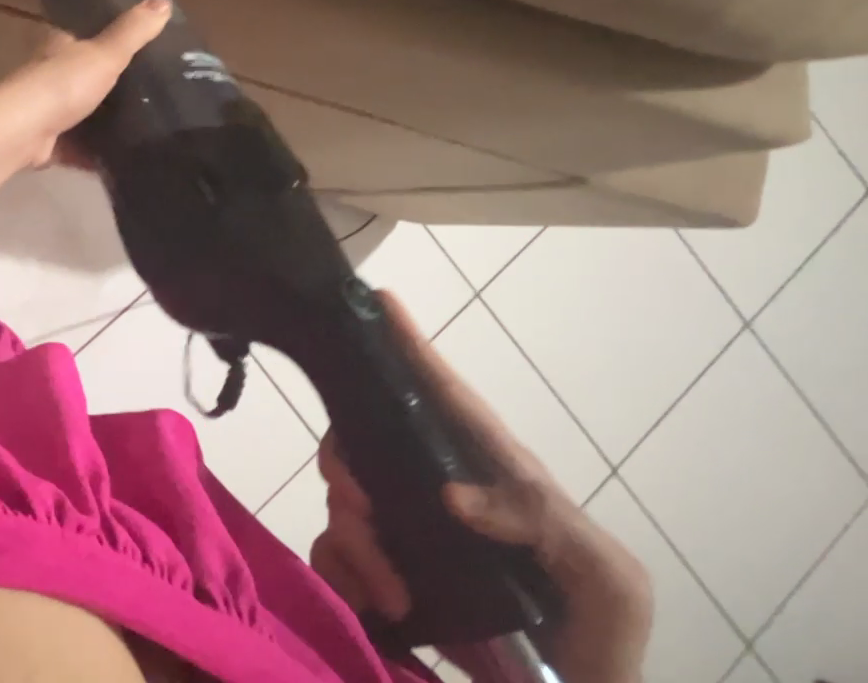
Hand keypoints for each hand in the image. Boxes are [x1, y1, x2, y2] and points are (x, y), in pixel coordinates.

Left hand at [0, 0, 171, 167]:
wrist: (22, 131)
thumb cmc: (62, 84)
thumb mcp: (105, 53)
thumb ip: (133, 32)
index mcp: (59, 46)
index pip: (84, 35)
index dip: (108, 38)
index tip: (140, 48)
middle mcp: (48, 76)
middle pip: (84, 78)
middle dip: (111, 85)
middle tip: (153, 93)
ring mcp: (45, 111)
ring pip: (80, 115)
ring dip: (104, 123)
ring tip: (146, 127)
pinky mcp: (45, 144)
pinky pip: (77, 149)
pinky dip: (95, 155)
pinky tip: (123, 160)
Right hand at [311, 293, 652, 682]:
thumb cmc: (593, 630)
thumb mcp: (604, 580)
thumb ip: (546, 524)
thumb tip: (449, 494)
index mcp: (487, 472)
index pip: (443, 397)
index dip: (410, 346)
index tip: (379, 300)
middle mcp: (429, 485)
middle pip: (357, 438)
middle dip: (346, 466)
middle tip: (368, 513)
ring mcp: (397, 527)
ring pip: (336, 497)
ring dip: (357, 545)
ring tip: (396, 595)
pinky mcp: (372, 571)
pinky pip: (327, 552)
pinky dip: (342, 575)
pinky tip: (378, 606)